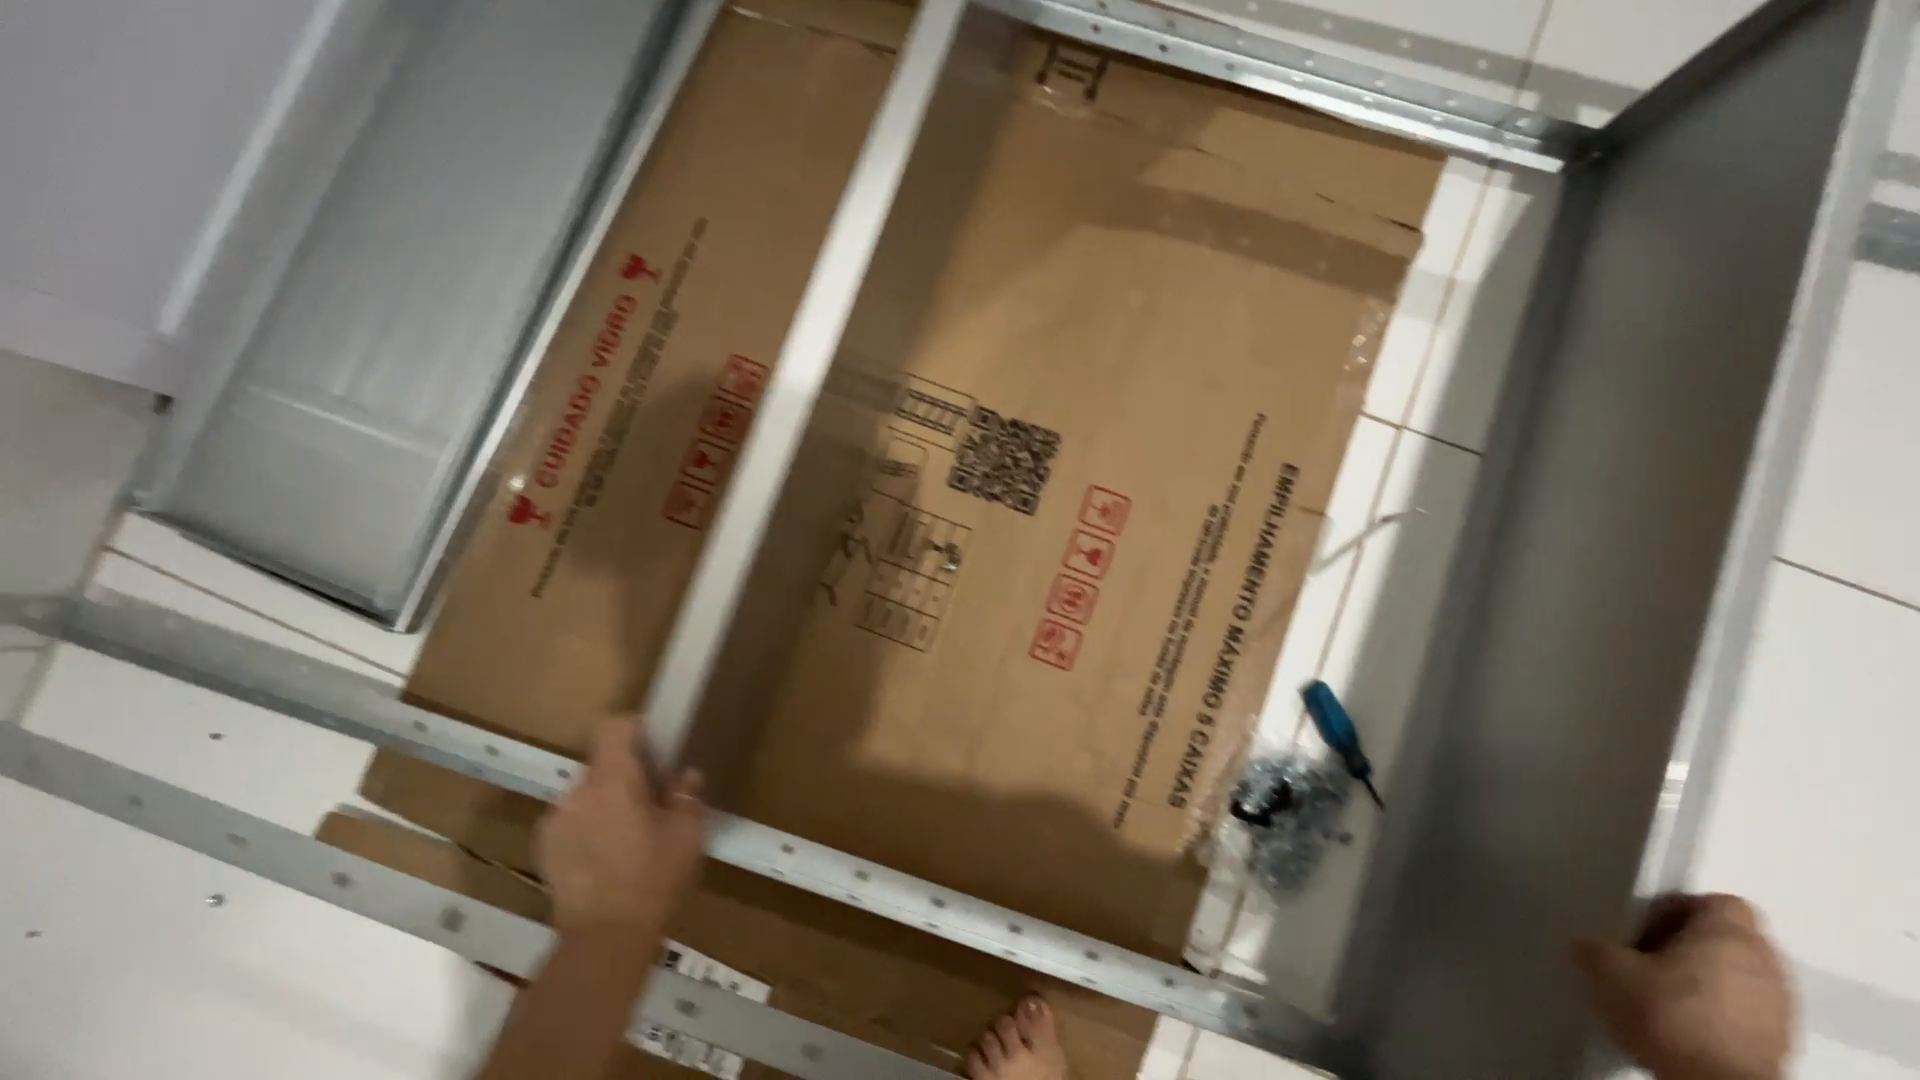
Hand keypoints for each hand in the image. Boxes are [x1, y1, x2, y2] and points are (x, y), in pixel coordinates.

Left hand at [535, 721, 705, 939]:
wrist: (603, 938)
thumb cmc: (652, 879)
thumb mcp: (686, 836)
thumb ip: (686, 798)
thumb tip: (684, 776)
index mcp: (613, 780)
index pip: (614, 728)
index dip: (634, 729)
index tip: (654, 747)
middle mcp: (577, 792)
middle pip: (601, 765)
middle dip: (625, 777)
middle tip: (650, 804)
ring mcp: (555, 821)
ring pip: (585, 796)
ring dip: (604, 805)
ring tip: (626, 839)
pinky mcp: (543, 848)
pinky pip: (570, 822)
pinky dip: (587, 830)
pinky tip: (605, 861)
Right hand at [1573, 893, 1792, 1079]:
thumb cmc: (1668, 1015)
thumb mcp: (1608, 973)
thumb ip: (1594, 949)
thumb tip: (1586, 945)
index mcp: (1729, 935)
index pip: (1718, 902)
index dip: (1680, 909)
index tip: (1646, 929)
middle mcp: (1766, 963)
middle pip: (1728, 939)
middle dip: (1691, 946)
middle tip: (1650, 960)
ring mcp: (1782, 1006)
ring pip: (1739, 975)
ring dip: (1707, 980)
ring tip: (1666, 996)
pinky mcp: (1783, 1043)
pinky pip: (1747, 1010)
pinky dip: (1720, 1011)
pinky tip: (1686, 1025)